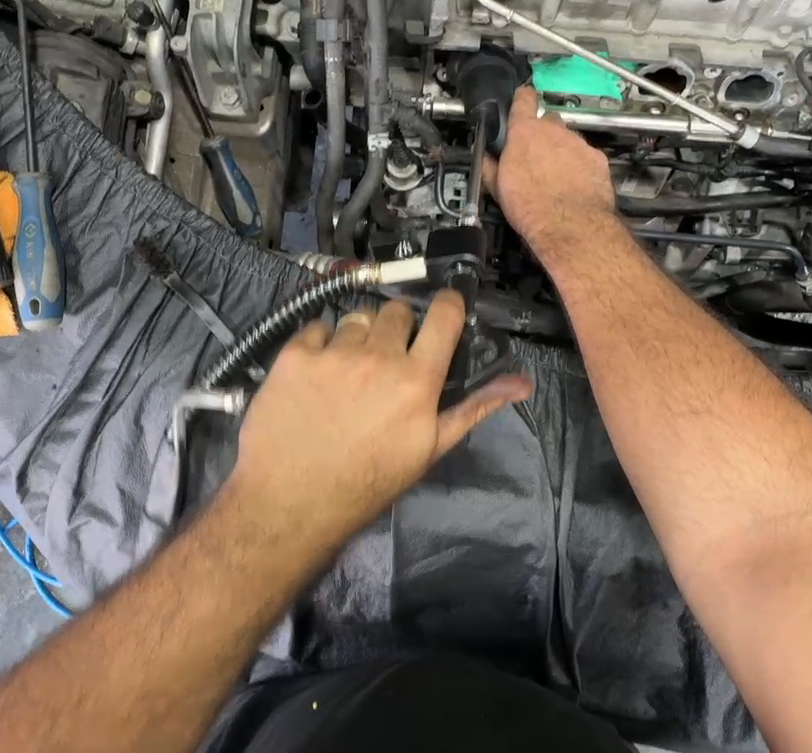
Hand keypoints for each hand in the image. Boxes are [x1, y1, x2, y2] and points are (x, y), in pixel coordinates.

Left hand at [226, 293, 531, 550]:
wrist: (291, 503)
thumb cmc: (367, 483)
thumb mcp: (428, 450)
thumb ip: (472, 408)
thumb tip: (520, 382)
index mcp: (417, 381)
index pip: (444, 316)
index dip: (448, 306)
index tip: (444, 311)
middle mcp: (377, 357)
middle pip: (398, 311)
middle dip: (398, 329)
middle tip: (387, 359)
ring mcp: (333, 353)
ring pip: (357, 318)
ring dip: (359, 336)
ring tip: (349, 371)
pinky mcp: (294, 355)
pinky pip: (316, 327)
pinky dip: (320, 344)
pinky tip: (317, 376)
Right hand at [484, 88, 615, 251]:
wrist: (570, 226)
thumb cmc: (531, 207)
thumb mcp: (499, 188)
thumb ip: (490, 166)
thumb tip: (484, 159)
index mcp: (525, 132)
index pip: (524, 99)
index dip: (522, 99)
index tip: (521, 102)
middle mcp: (554, 131)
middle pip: (548, 121)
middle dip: (542, 134)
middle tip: (535, 156)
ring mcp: (578, 143)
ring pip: (568, 139)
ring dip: (561, 151)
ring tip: (555, 176)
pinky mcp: (597, 158)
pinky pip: (586, 155)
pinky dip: (580, 165)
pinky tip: (573, 184)